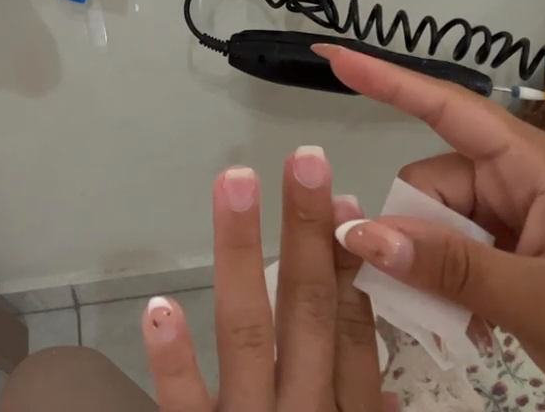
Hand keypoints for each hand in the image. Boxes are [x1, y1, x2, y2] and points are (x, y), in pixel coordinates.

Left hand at [141, 150, 391, 411]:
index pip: (350, 327)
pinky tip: (160, 307)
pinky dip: (173, 357)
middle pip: (307, 308)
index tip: (345, 198)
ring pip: (246, 330)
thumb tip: (385, 384)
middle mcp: (304, 411)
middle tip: (305, 158)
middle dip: (306, 228)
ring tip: (235, 181)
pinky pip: (184, 401)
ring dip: (240, 250)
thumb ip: (360, 410)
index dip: (349, 261)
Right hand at [316, 45, 544, 411]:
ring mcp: (518, 218)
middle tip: (420, 291)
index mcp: (536, 166)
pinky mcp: (516, 254)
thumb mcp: (540, 302)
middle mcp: (521, 180)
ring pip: (435, 221)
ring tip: (460, 319)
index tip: (333, 57)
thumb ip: (446, 266)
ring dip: (431, 267)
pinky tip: (469, 323)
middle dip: (413, 230)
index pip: (448, 107)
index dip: (387, 79)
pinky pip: (453, 251)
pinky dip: (446, 284)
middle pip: (430, 181)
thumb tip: (356, 231)